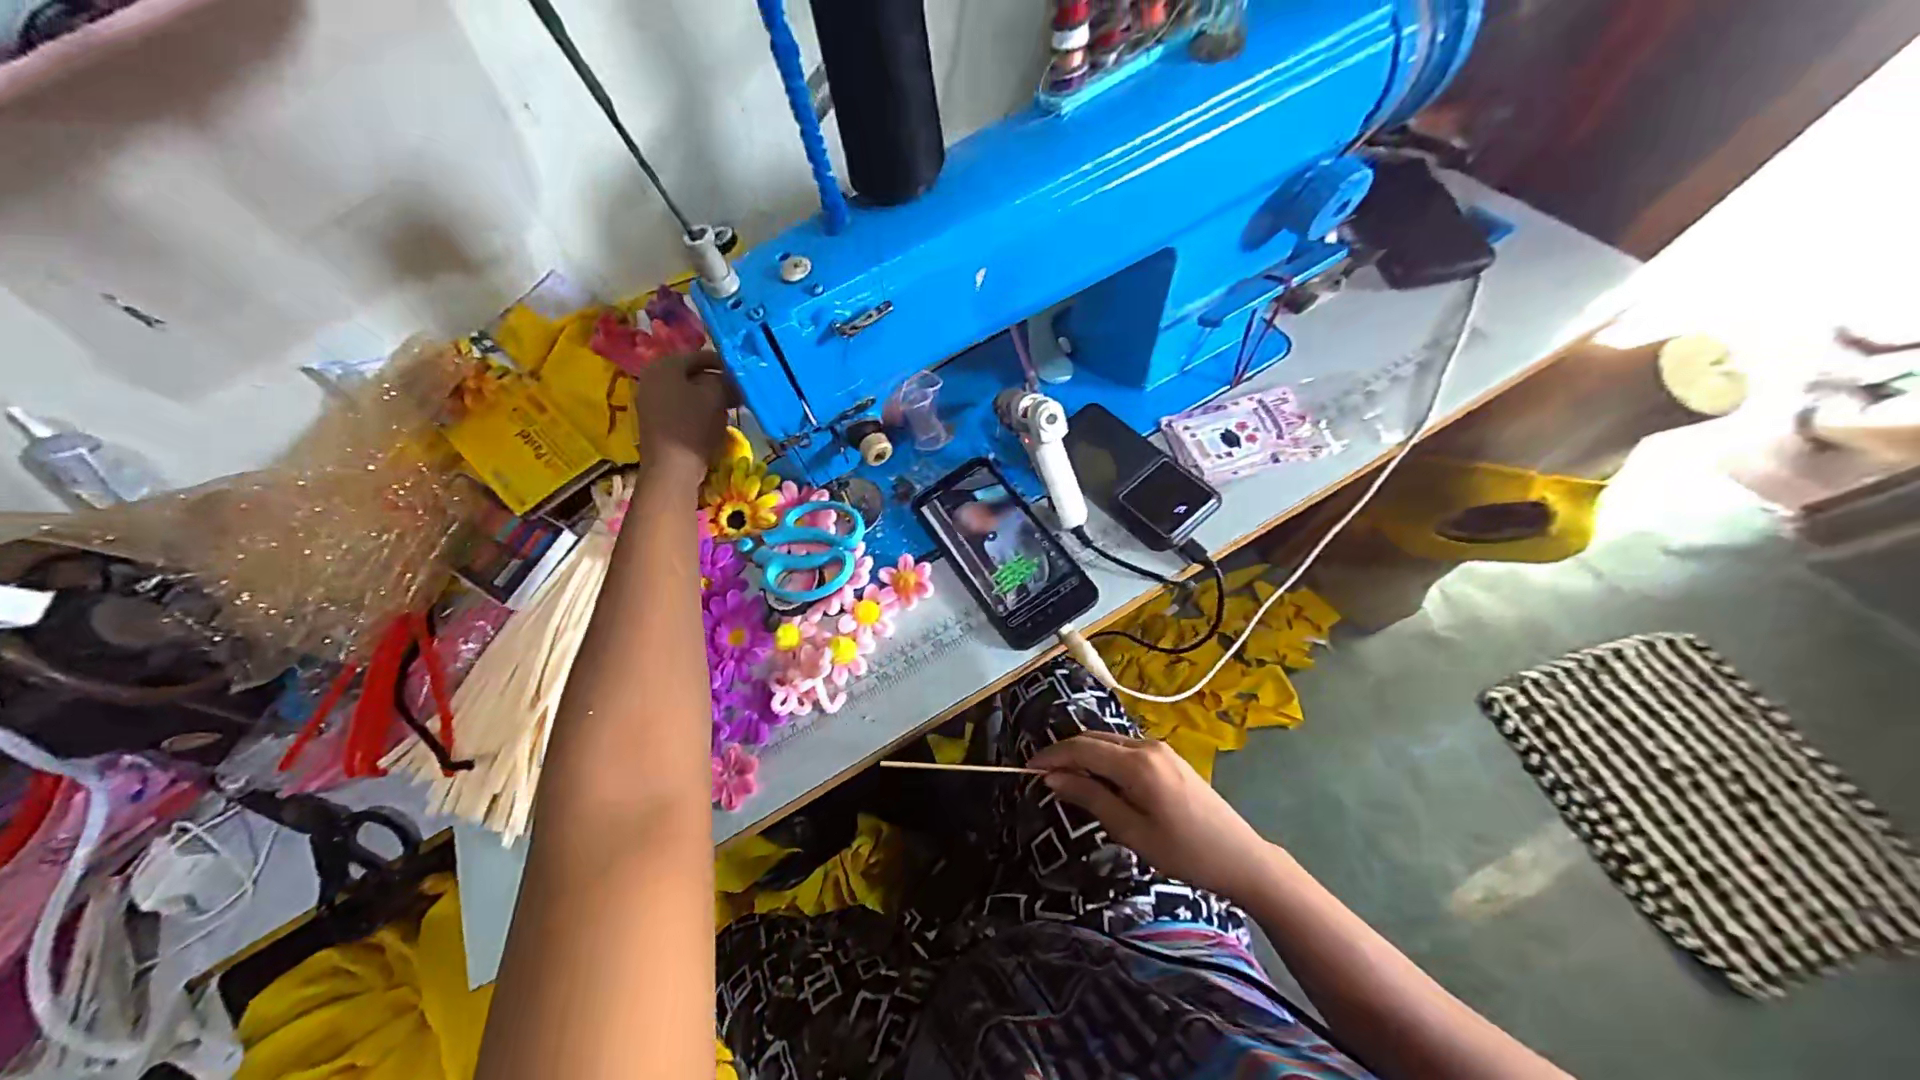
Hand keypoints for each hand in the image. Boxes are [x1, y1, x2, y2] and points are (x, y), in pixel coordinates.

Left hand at [632, 349, 733, 486]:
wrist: (671, 468)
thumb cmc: (693, 425)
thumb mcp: (716, 396)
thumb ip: (725, 380)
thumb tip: (731, 378)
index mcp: (664, 365)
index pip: (701, 356)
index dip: (725, 365)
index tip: (744, 376)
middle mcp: (652, 377)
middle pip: (692, 374)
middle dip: (717, 382)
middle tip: (738, 394)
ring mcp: (649, 400)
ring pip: (687, 391)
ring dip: (709, 398)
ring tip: (729, 409)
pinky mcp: (654, 421)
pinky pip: (680, 407)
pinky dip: (697, 410)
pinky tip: (712, 422)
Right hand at [1030, 731, 1276, 899]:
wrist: (1241, 858)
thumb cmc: (1184, 853)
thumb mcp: (1131, 831)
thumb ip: (1090, 799)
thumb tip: (1053, 779)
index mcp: (1137, 763)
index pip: (1081, 749)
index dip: (1052, 757)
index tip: (1027, 770)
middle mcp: (1147, 746)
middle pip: (1094, 740)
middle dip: (1065, 754)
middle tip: (1042, 777)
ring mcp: (1160, 749)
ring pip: (1109, 743)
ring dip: (1084, 756)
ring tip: (1065, 782)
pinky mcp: (1168, 758)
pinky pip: (1125, 750)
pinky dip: (1104, 760)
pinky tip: (1098, 782)